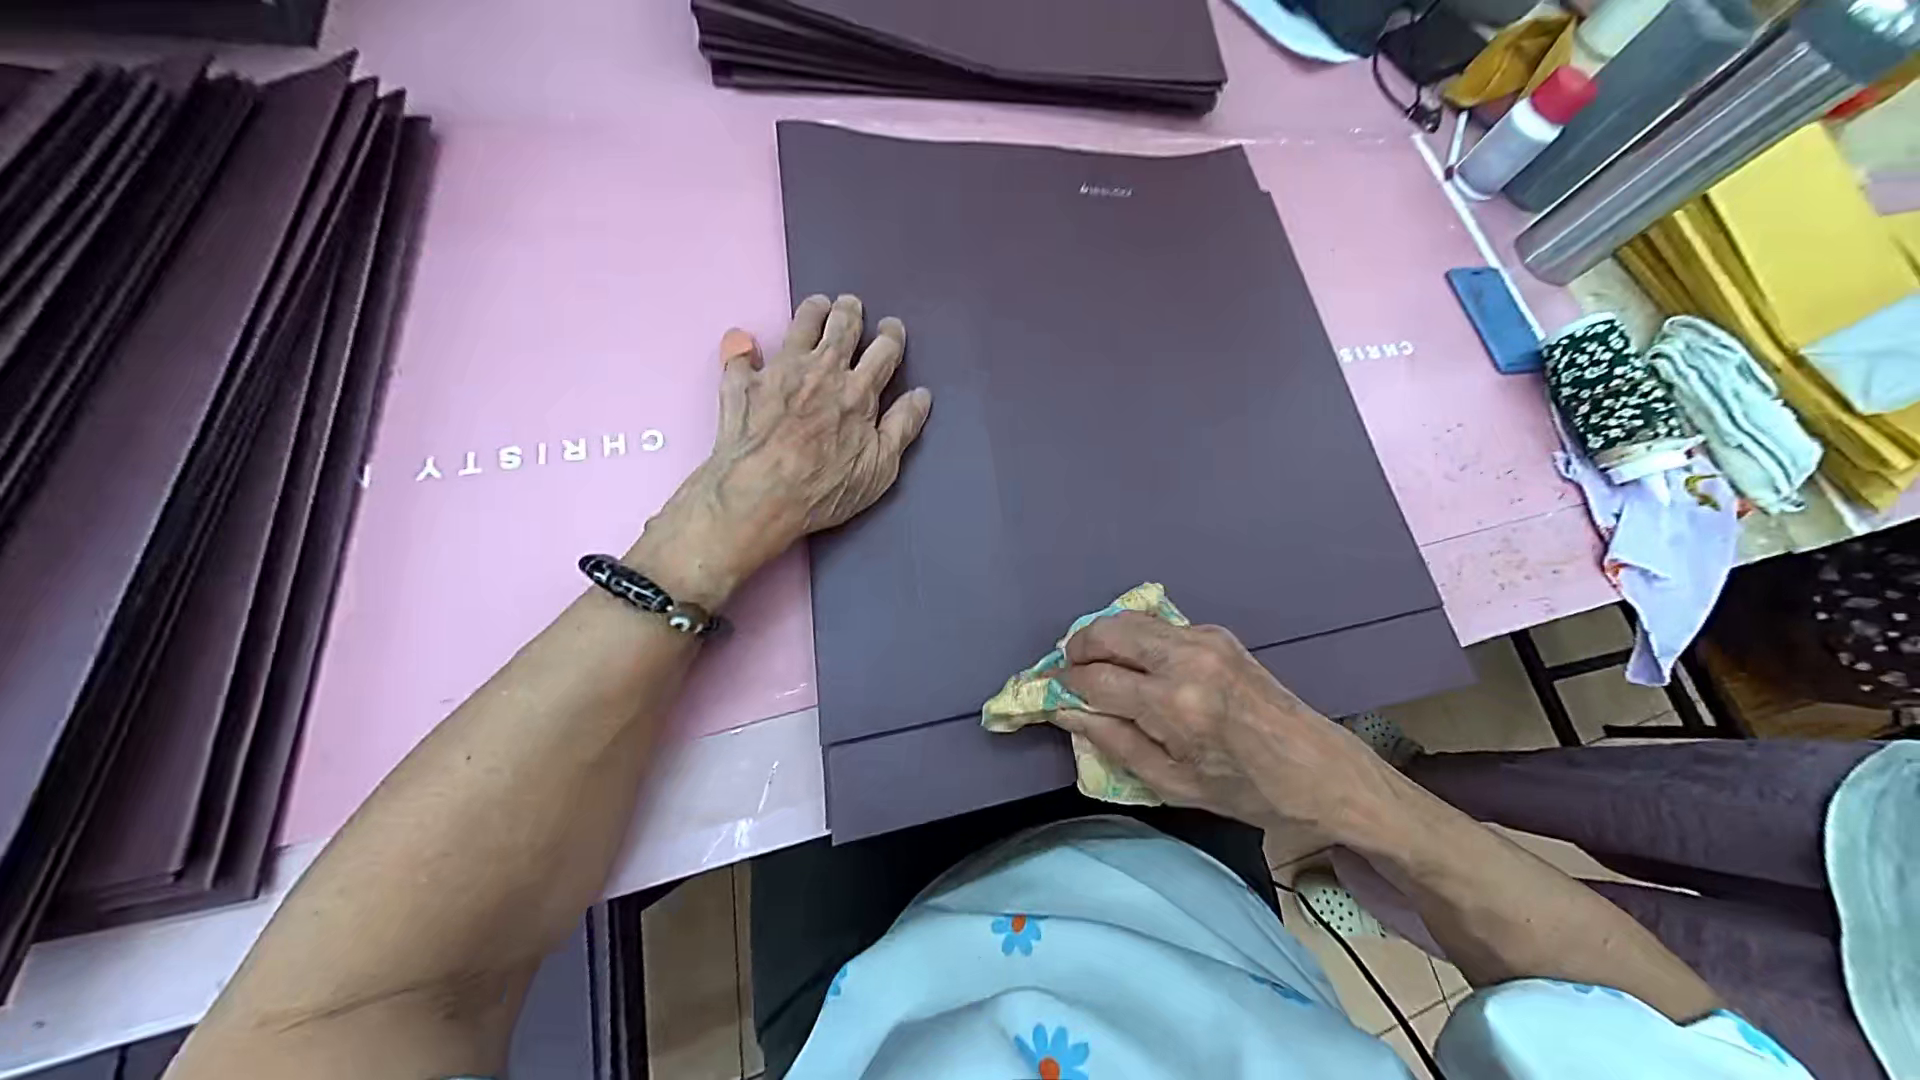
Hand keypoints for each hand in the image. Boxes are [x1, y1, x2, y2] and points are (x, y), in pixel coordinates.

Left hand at [629, 294, 931, 607]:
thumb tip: (921, 395)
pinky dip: (743, 347)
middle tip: (851, 305)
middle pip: (842, 326)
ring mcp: (780, 370)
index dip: (891, 335)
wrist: (760, 494)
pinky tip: (744, 343)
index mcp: (859, 390)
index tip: (892, 328)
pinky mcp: (743, 381)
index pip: (884, 351)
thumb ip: (902, 427)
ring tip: (817, 305)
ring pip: (800, 325)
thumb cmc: (825, 488)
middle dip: (850, 311)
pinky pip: (740, 353)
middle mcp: (822, 370)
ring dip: (812, 311)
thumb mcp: (880, 468)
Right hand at [1055, 612, 1403, 838]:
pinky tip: (1134, 663)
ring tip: (1094, 666)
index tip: (1049, 694)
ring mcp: (1204, 638)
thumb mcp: (1173, 782)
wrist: (1322, 769)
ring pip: (1128, 619)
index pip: (1095, 679)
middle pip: (1106, 631)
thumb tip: (1065, 712)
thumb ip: (1113, 742)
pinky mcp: (1216, 632)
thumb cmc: (1248, 790)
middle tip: (1068, 674)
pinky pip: (1156, 624)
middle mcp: (1186, 658)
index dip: (1064, 685)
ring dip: (1101, 638)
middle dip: (1076, 649)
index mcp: (1175, 704)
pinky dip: (1132, 637)